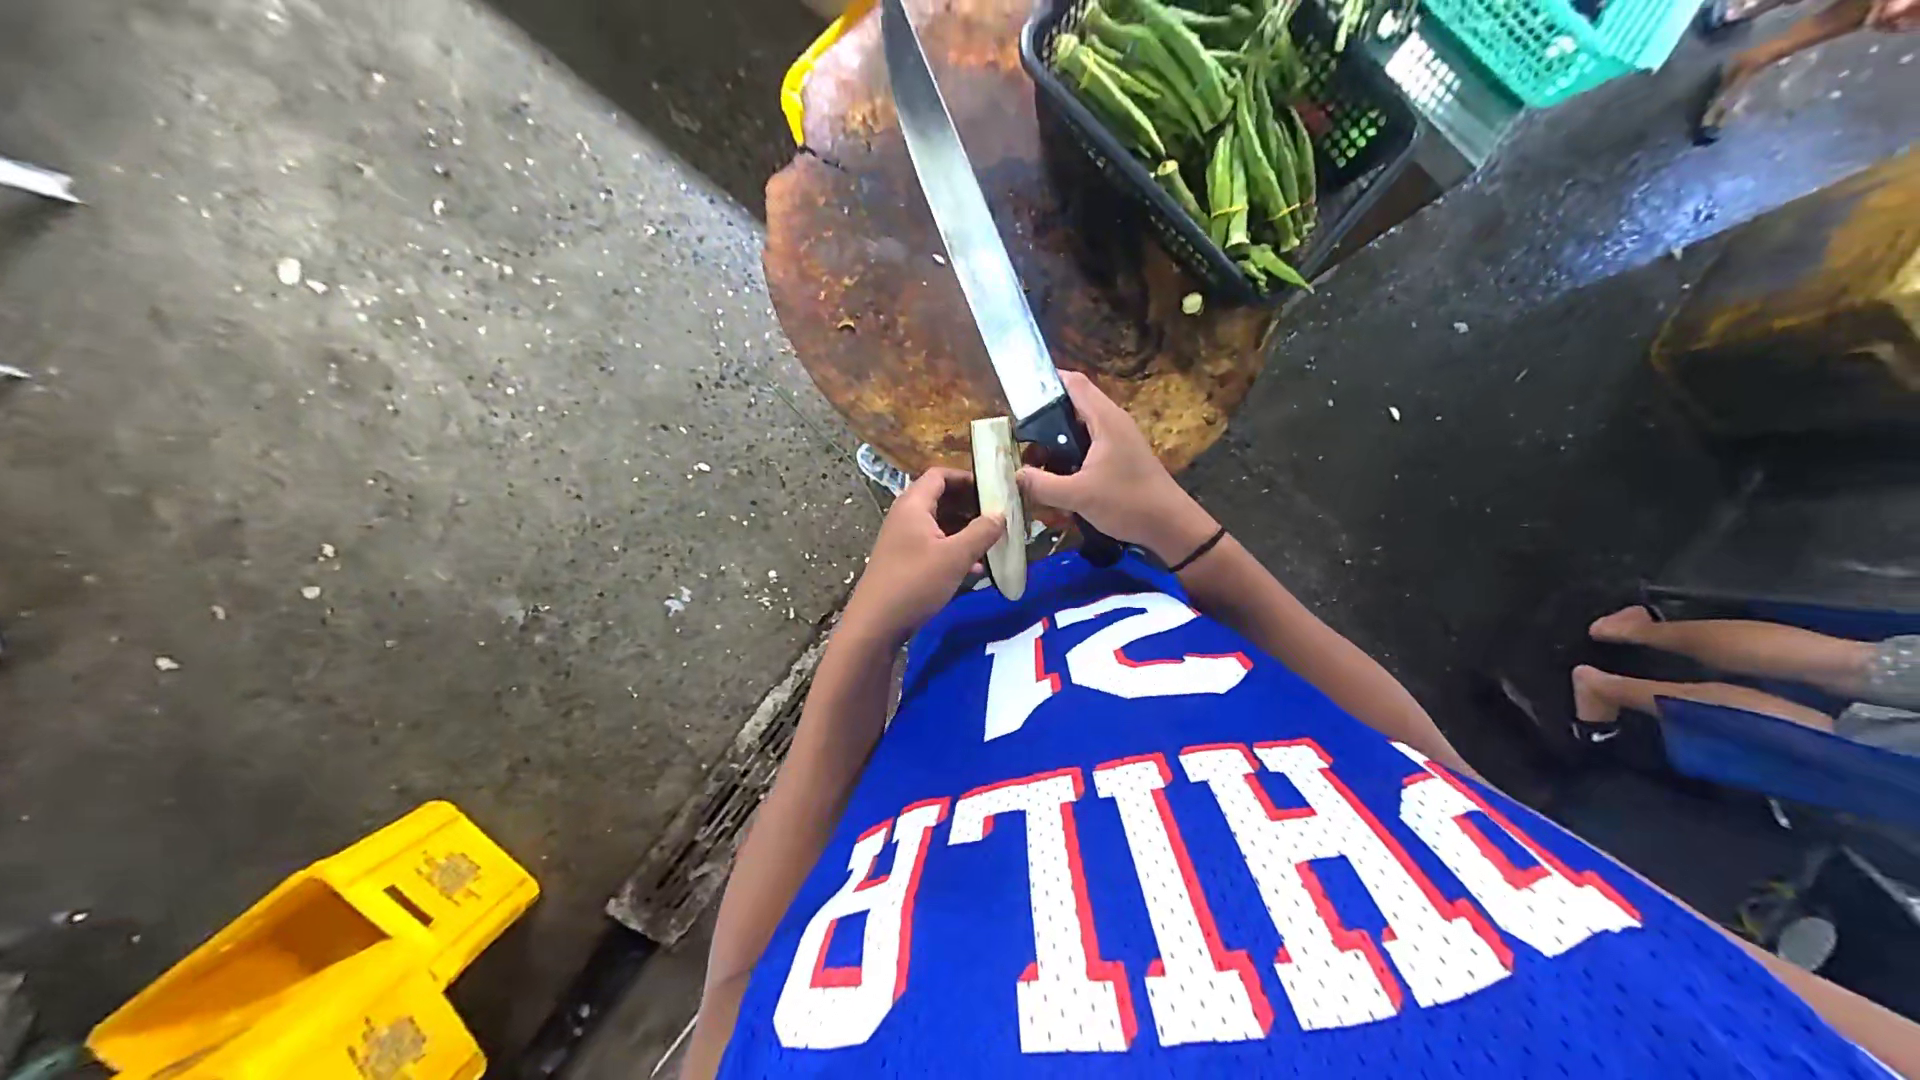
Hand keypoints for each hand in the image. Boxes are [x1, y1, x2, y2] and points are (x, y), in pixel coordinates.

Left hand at [843, 468, 1005, 647]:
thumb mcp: (955, 557)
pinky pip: (934, 545)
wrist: (876, 624)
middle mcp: (906, 516)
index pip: (940, 475)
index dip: (967, 478)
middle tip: (998, 516)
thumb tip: (1000, 514)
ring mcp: (903, 540)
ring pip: (940, 524)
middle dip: (970, 505)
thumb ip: (982, 532)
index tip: (993, 490)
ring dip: (965, 530)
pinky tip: (977, 568)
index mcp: (913, 505)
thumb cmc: (915, 583)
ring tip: (992, 541)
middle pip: (941, 498)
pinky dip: (954, 550)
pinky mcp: (905, 561)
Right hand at [1017, 372, 1218, 564]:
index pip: (1073, 383)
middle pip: (1070, 411)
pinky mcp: (1119, 461)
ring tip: (1038, 474)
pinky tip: (1059, 490)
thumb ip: (1042, 485)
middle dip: (1044, 429)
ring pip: (1076, 436)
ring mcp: (1116, 443)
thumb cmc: (1128, 503)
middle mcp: (1111, 424)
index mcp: (1105, 420)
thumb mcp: (1078, 496)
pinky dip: (1070, 466)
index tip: (1019, 395)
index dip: (1046, 382)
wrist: (1170, 527)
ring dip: (1056, 452)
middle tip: (1023, 449)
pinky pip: (1087, 454)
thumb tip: (1015, 475)